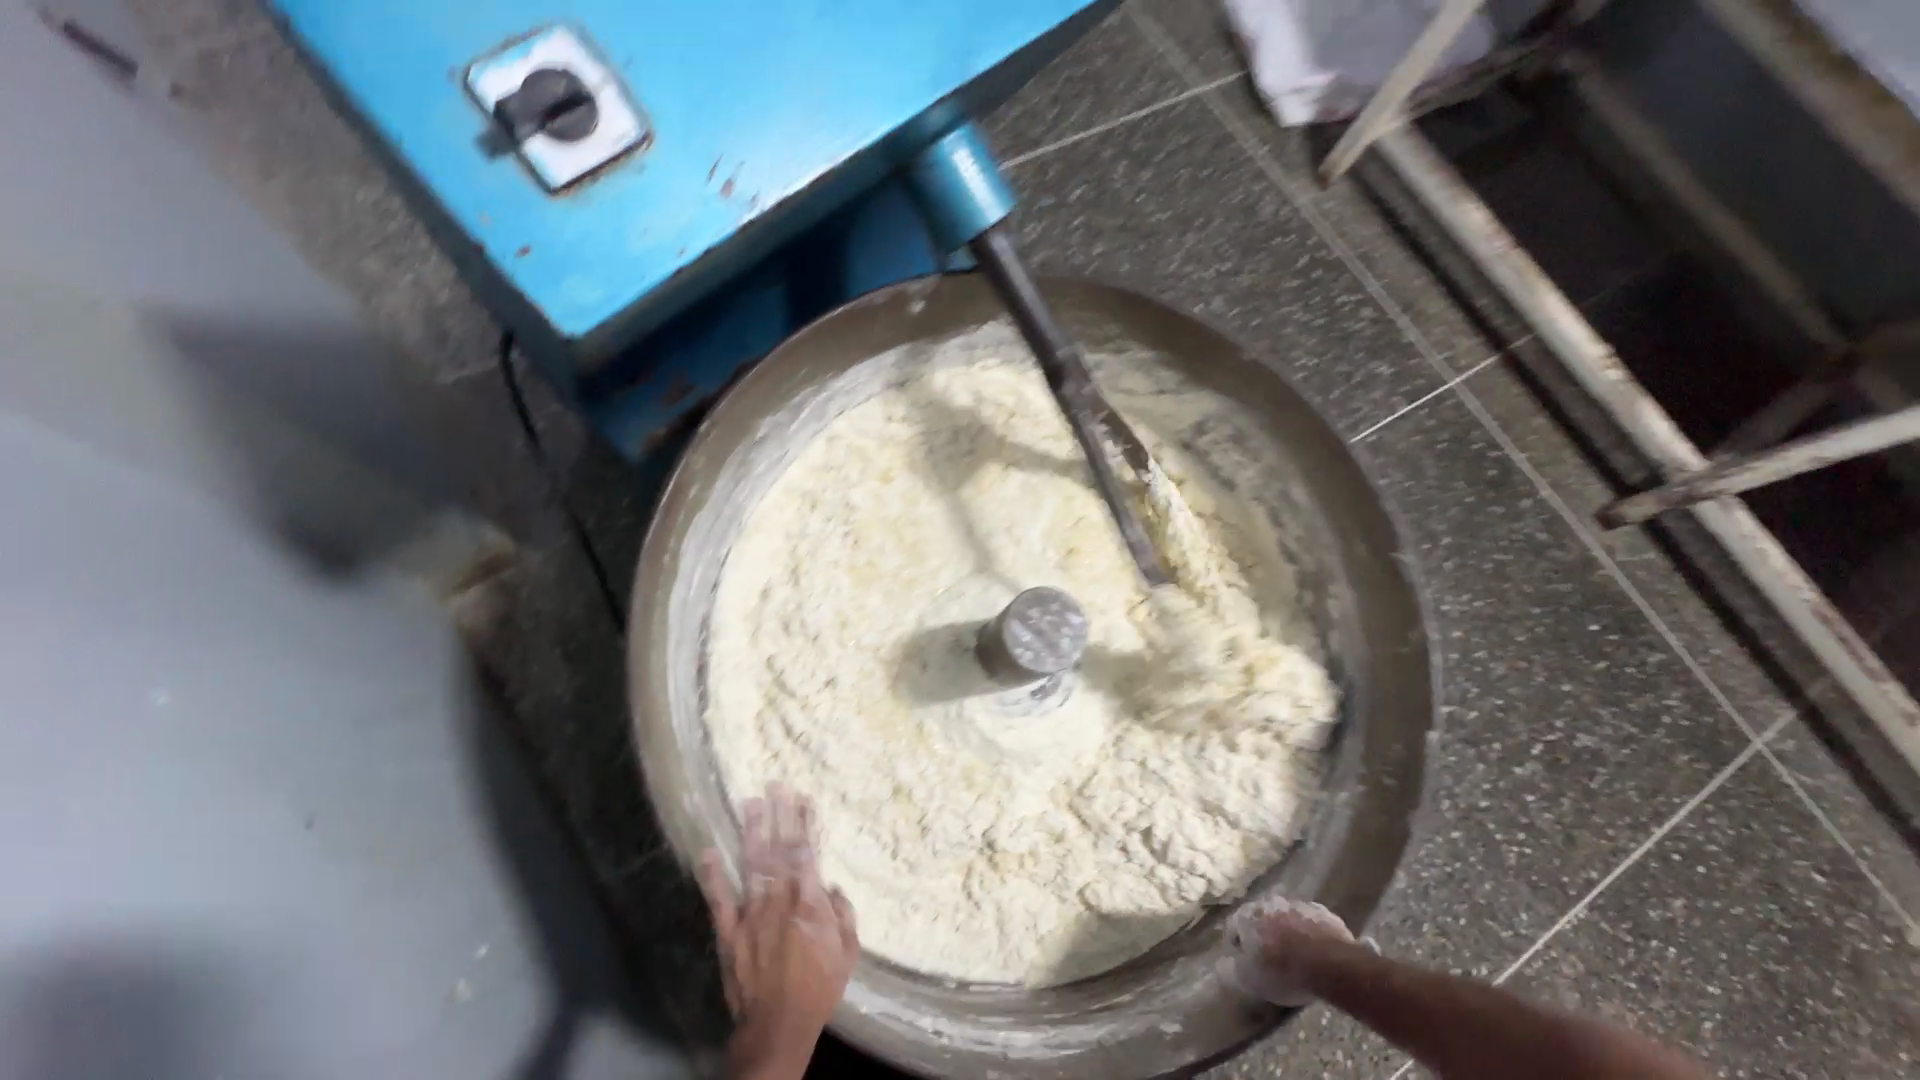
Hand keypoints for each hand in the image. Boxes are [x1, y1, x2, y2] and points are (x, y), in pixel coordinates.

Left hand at [698, 783, 858, 1072]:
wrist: (778, 1024)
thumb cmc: (819, 989)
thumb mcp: (848, 952)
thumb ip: (842, 914)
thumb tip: (831, 887)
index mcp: (810, 902)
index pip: (807, 852)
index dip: (806, 823)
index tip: (804, 797)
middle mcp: (780, 898)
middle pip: (780, 848)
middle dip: (780, 814)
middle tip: (777, 784)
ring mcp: (751, 912)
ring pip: (751, 863)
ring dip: (751, 830)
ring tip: (750, 801)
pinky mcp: (728, 931)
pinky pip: (719, 898)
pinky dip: (712, 874)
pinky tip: (707, 851)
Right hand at [1221, 897, 1353, 1006]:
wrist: (1331, 965)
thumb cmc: (1283, 972)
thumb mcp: (1249, 980)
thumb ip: (1232, 968)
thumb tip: (1226, 961)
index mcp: (1246, 916)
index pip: (1232, 927)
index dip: (1236, 945)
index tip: (1243, 962)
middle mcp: (1269, 903)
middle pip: (1260, 918)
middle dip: (1262, 934)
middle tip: (1268, 957)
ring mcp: (1298, 905)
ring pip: (1286, 917)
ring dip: (1286, 931)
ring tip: (1295, 955)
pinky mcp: (1324, 913)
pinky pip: (1310, 922)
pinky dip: (1309, 933)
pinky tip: (1316, 952)